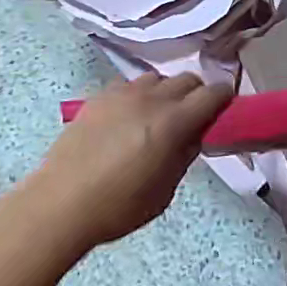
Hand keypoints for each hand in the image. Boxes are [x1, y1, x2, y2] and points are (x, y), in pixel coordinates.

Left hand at [15, 74, 231, 253]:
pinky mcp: (99, 97)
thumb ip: (183, 157)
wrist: (60, 203)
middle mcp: (150, 99)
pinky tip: (129, 116)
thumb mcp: (164, 191)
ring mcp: (122, 94)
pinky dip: (138, 94)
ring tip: (159, 115)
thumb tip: (192, 137)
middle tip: (194, 116)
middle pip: (186, 79)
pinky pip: (129, 85)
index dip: (224, 98)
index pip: (211, 93)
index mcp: (172, 123)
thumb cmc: (117, 207)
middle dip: (197, 94)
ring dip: (166, 91)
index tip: (226, 107)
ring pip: (157, 78)